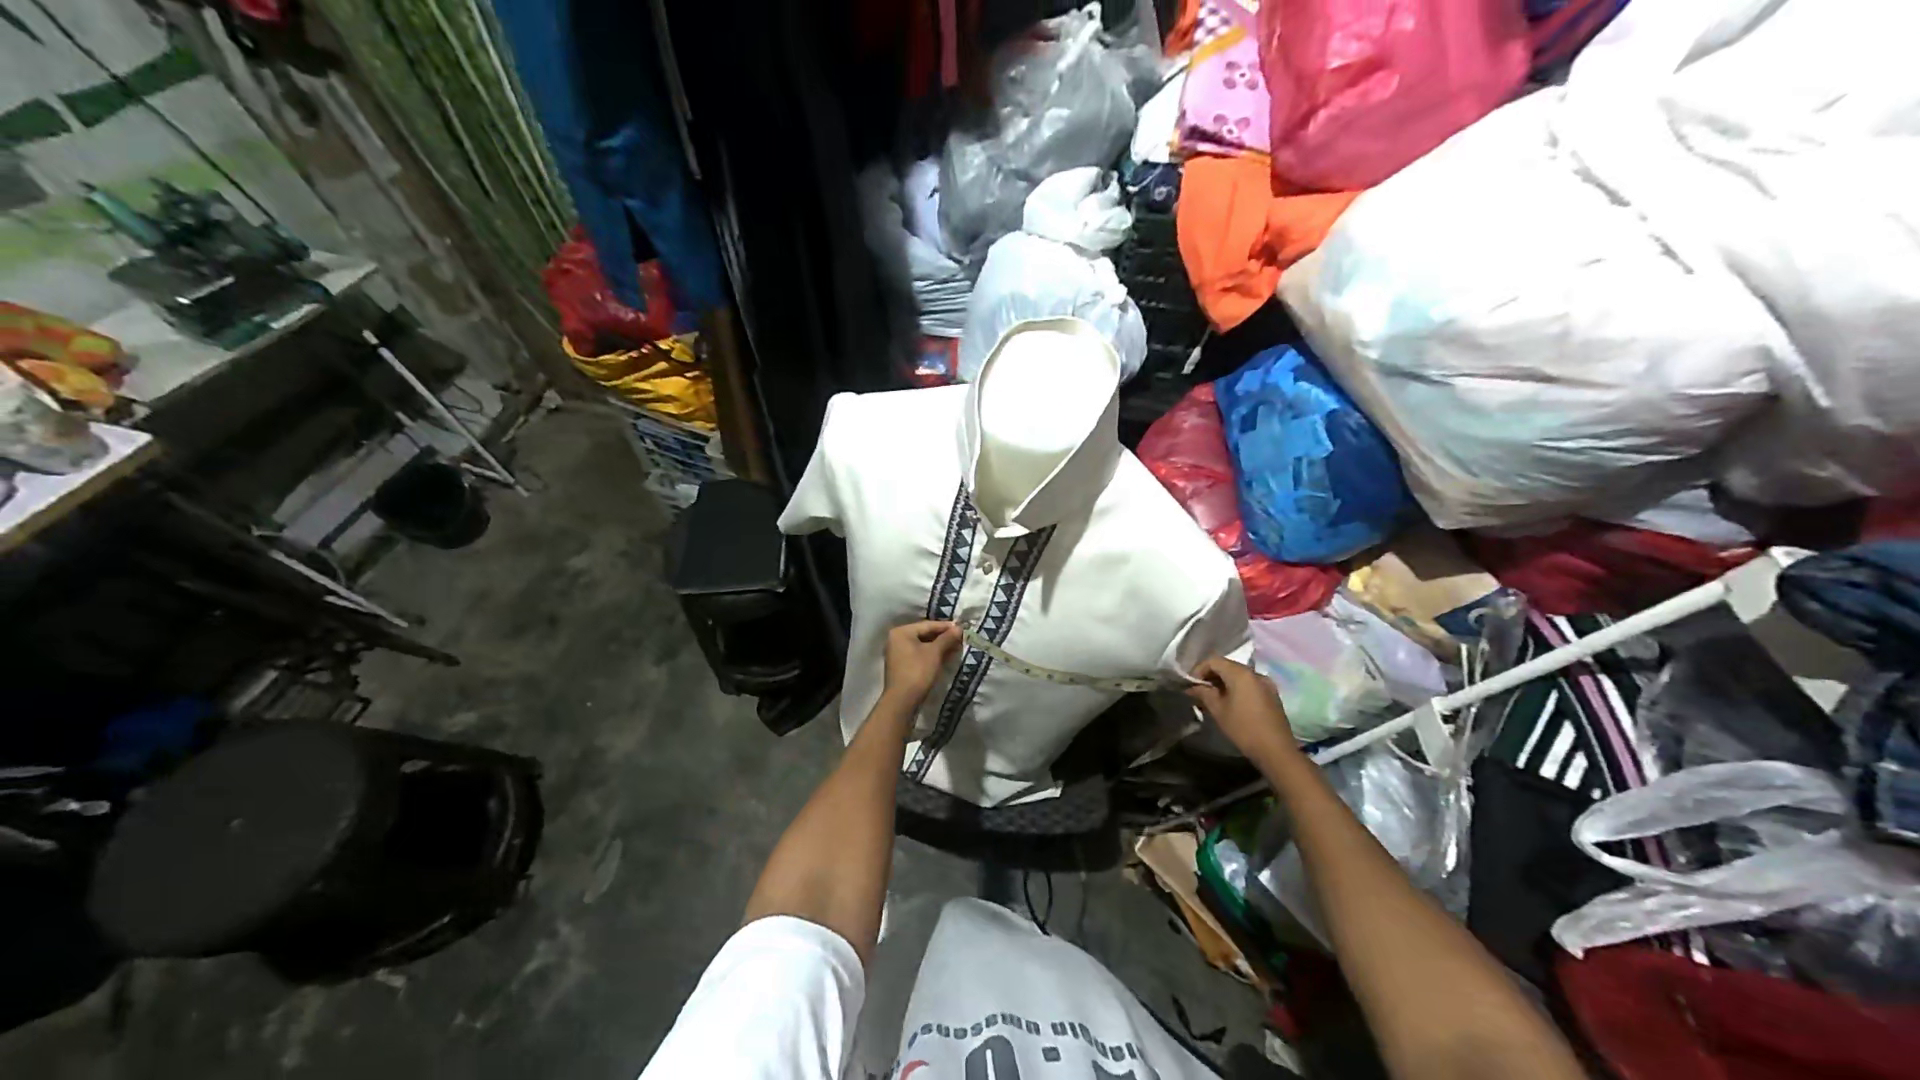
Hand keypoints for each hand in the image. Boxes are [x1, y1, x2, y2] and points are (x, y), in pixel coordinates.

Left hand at [881, 620, 962, 706]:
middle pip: (924, 634)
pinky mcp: (902, 665)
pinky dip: (931, 655)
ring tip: (956, 648)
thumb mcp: (935, 653)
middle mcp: (896, 639)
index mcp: (902, 632)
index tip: (961, 628)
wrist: (902, 700)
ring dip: (939, 646)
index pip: (927, 625)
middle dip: (943, 637)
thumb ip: (947, 638)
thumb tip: (959, 628)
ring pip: (922, 645)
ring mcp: (898, 653)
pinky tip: (945, 657)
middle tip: (960, 639)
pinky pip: (919, 654)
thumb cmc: (917, 671)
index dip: (946, 626)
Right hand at [1186, 656, 1297, 761]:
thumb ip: (1204, 693)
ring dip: (1224, 683)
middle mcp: (1255, 673)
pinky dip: (1237, 688)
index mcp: (1241, 674)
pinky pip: (1250, 684)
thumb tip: (1192, 687)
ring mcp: (1266, 683)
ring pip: (1239, 676)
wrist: (1276, 751)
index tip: (1191, 684)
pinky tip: (1231, 703)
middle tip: (1200, 692)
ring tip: (1214, 698)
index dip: (1199, 669)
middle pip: (1227, 666)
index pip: (1214, 661)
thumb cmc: (1244, 729)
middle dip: (1211, 676)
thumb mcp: (1218, 711)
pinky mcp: (1272, 694)